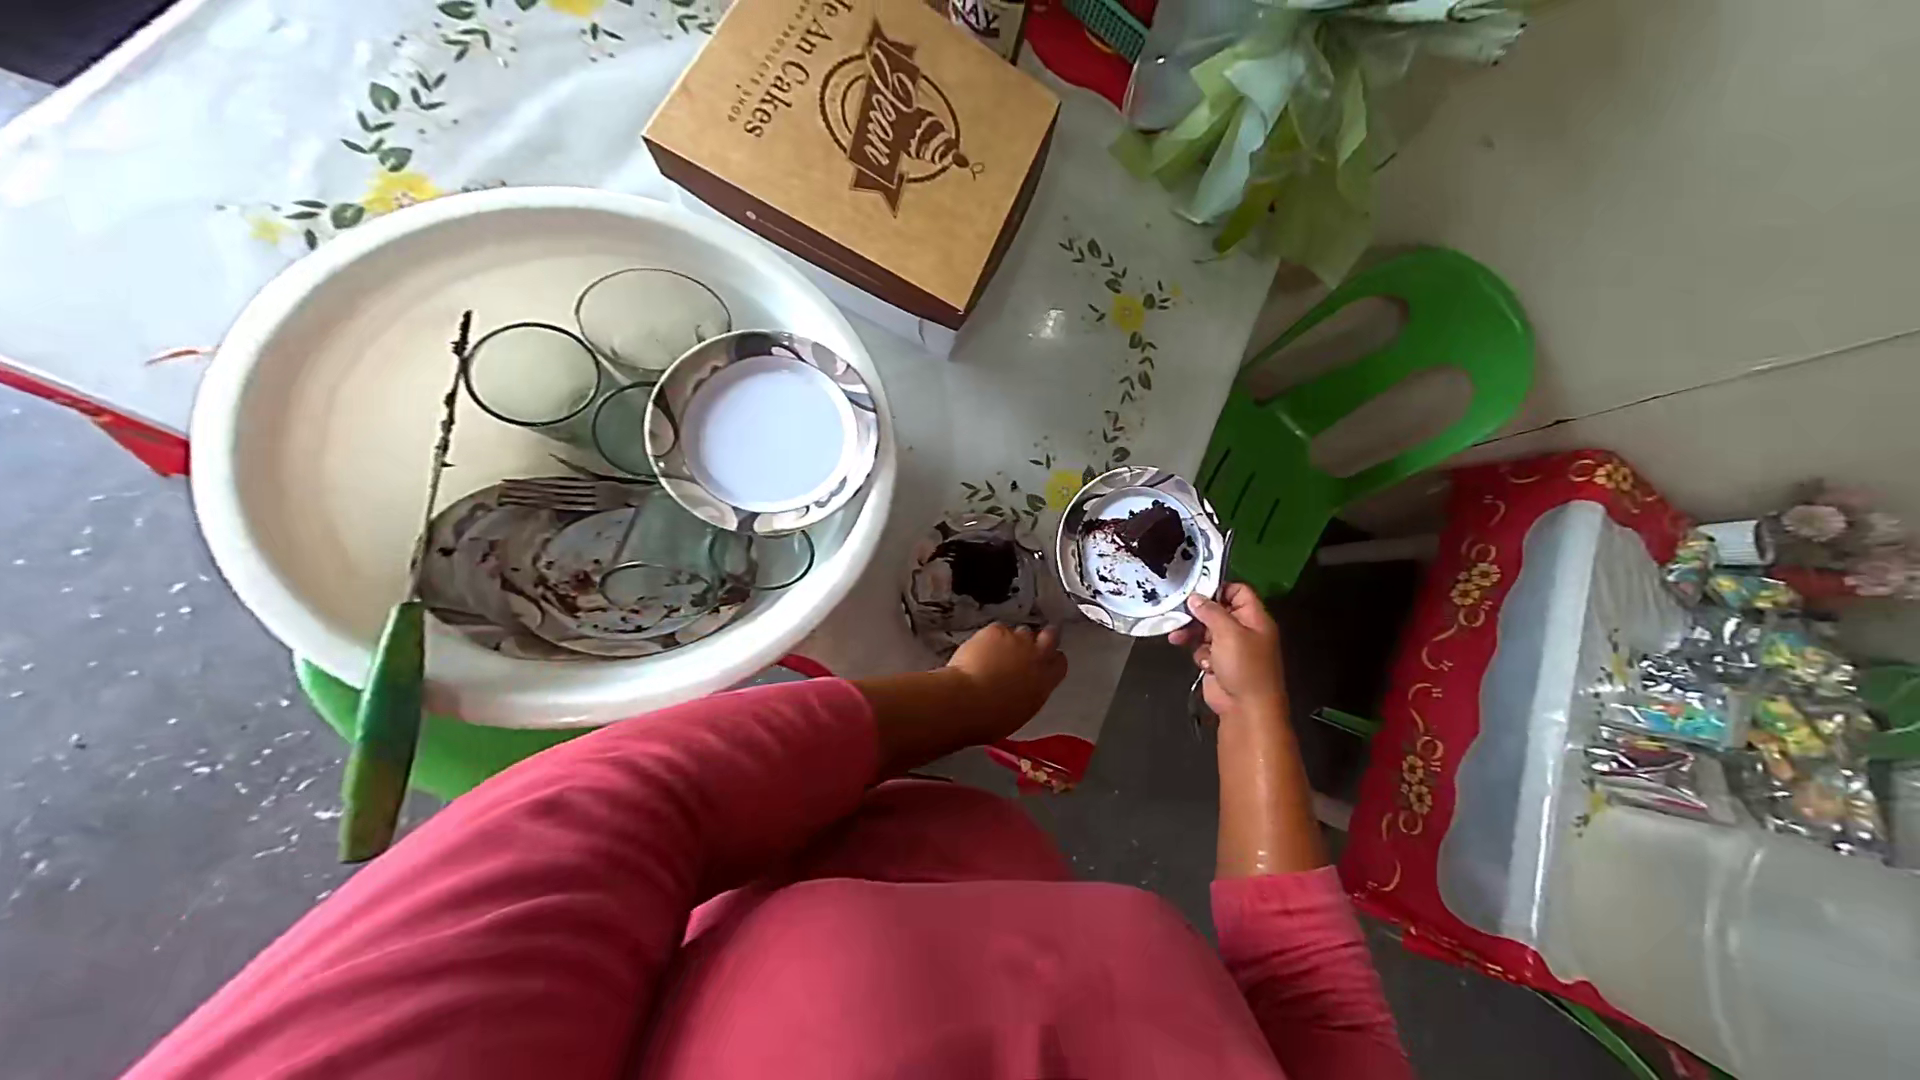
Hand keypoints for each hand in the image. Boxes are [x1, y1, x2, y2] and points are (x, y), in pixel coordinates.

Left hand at [944, 624, 1068, 742]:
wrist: (969, 700)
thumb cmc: (994, 718)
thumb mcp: (1022, 710)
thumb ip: (1030, 692)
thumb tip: (1023, 688)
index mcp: (1045, 680)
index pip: (1059, 662)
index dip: (1051, 659)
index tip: (1043, 662)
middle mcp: (1036, 656)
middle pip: (1050, 636)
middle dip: (1042, 637)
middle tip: (1027, 645)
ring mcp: (1016, 640)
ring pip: (1021, 631)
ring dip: (1012, 639)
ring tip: (996, 651)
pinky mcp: (995, 631)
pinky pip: (996, 630)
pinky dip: (989, 638)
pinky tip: (978, 649)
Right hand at [1168, 583, 1285, 722]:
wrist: (1245, 708)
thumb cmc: (1244, 667)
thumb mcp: (1229, 632)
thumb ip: (1211, 611)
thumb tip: (1196, 598)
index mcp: (1254, 618)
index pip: (1238, 591)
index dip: (1219, 588)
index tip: (1195, 589)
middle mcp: (1244, 630)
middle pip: (1217, 611)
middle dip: (1198, 614)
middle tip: (1179, 613)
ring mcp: (1231, 647)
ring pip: (1206, 630)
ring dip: (1193, 633)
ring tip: (1178, 637)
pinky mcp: (1218, 662)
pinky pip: (1203, 648)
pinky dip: (1199, 653)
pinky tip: (1202, 662)